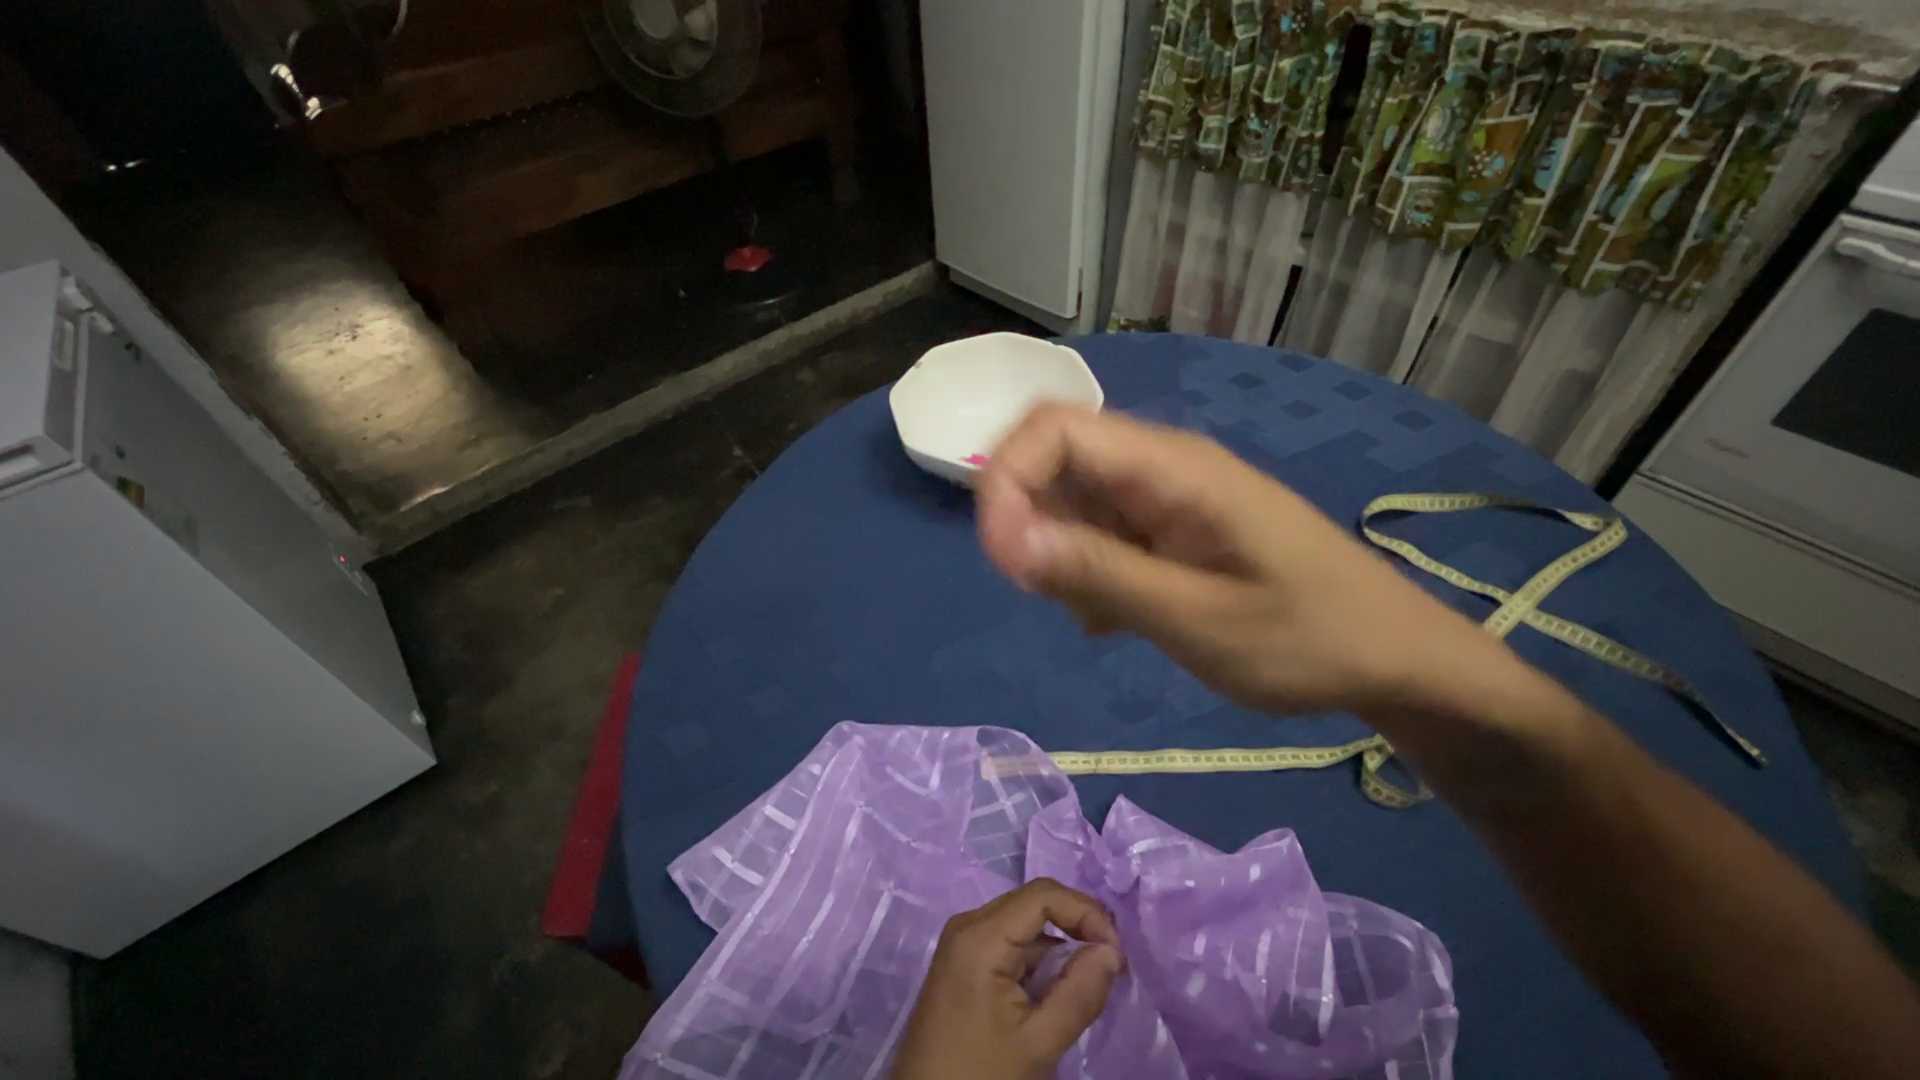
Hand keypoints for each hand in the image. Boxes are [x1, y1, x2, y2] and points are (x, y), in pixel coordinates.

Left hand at [892, 879, 1125, 1079]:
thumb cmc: (979, 1074)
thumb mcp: (1038, 1043)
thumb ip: (1079, 994)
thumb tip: (1112, 951)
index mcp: (980, 936)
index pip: (1044, 894)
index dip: (1086, 912)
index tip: (1116, 952)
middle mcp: (968, 925)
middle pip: (1033, 902)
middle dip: (1077, 924)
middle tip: (1111, 962)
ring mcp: (962, 942)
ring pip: (1023, 921)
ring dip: (1061, 940)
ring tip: (1091, 976)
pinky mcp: (963, 960)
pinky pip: (1009, 940)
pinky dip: (1040, 955)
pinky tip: (1059, 985)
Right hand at [975, 404, 1501, 715]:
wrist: (1394, 659)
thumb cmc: (1306, 639)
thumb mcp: (1195, 617)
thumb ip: (1098, 572)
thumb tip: (1003, 537)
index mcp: (1173, 467)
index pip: (1054, 428)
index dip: (1006, 480)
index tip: (1002, 559)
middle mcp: (1163, 467)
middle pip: (1057, 462)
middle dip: (1031, 526)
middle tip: (1055, 596)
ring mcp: (1167, 498)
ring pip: (1073, 504)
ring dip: (1061, 558)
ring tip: (1105, 619)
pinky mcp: (1172, 529)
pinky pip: (1102, 534)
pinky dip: (1088, 574)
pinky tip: (1121, 623)